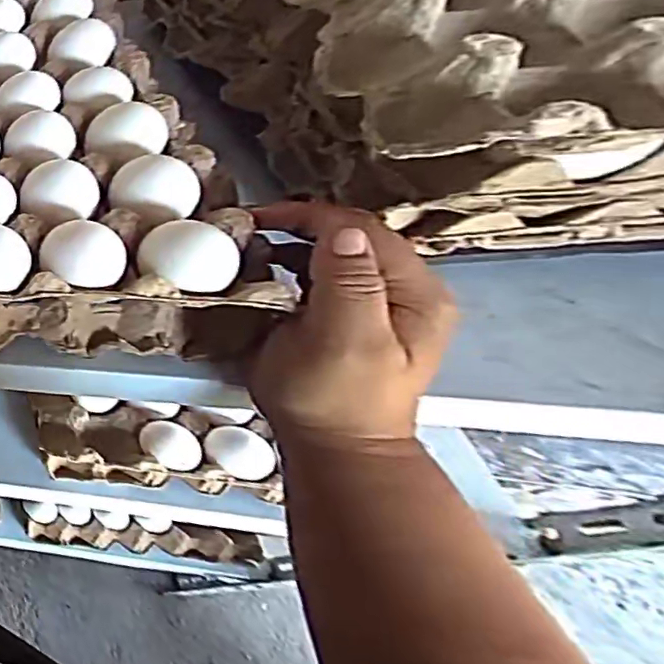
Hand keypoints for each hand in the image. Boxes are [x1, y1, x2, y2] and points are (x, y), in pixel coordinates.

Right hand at [249, 203, 457, 444]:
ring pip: (337, 250)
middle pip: (352, 234)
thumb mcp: (343, 340)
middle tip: (249, 227)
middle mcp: (403, 291)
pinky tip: (269, 271)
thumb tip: (342, 232)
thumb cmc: (334, 399)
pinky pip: (324, 273)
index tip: (256, 218)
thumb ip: (348, 284)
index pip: (361, 229)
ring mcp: (378, 303)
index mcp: (413, 293)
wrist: (335, 447)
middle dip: (298, 224)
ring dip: (293, 242)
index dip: (308, 215)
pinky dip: (294, 263)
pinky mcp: (350, 315)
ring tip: (254, 246)